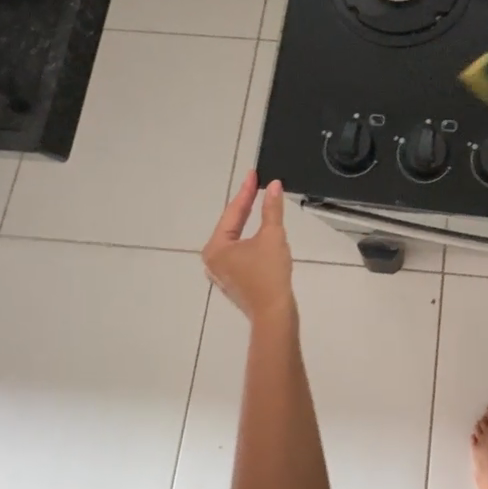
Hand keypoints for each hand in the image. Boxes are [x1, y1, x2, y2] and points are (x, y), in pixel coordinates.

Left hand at [203, 171, 294, 323]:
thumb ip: (271, 209)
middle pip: (231, 225)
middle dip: (245, 206)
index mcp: (216, 247)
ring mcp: (222, 272)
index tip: (253, 174)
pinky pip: (240, 252)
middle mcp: (213, 260)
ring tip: (259, 204)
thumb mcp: (272, 236)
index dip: (246, 191)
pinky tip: (261, 232)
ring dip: (248, 223)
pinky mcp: (234, 282)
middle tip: (257, 185)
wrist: (274, 315)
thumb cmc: (269, 274)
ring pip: (236, 240)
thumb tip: (273, 186)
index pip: (233, 212)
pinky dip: (250, 239)